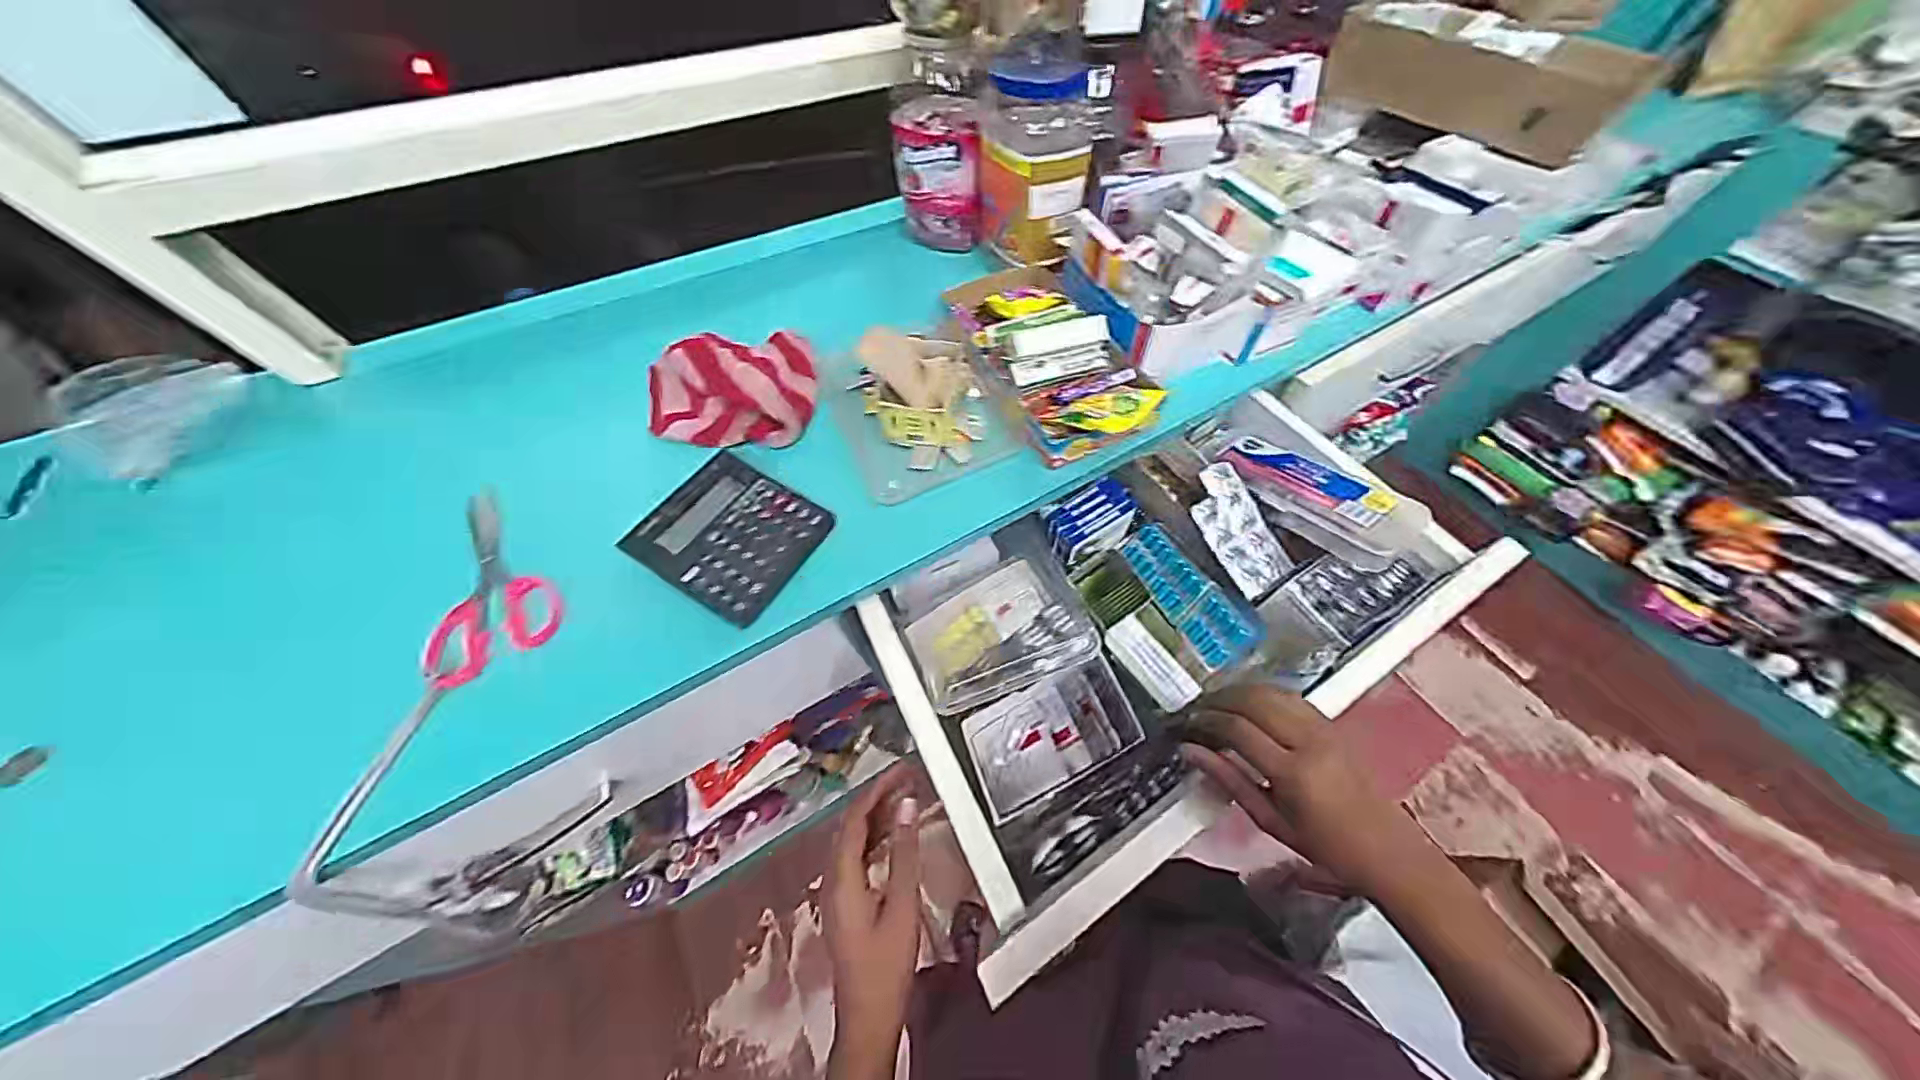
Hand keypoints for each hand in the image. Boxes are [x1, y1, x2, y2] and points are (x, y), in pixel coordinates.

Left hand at [824, 767, 921, 1079]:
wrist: (869, 1014)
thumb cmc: (885, 965)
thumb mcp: (902, 904)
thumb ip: (904, 853)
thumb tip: (906, 808)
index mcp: (841, 876)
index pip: (855, 818)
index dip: (876, 790)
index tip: (900, 771)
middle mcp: (833, 879)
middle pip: (851, 826)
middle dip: (877, 798)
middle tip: (905, 779)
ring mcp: (838, 891)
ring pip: (854, 841)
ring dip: (878, 817)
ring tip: (905, 798)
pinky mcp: (847, 902)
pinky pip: (858, 856)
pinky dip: (877, 838)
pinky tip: (896, 836)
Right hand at [1182, 683, 1441, 898]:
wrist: (1388, 851)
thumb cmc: (1325, 846)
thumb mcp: (1269, 820)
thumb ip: (1227, 779)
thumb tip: (1190, 751)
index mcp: (1294, 773)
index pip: (1237, 729)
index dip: (1205, 721)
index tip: (1186, 725)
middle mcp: (1310, 742)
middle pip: (1253, 700)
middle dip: (1217, 699)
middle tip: (1195, 709)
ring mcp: (1325, 729)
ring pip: (1271, 691)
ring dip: (1237, 691)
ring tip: (1214, 704)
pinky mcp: (1333, 725)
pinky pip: (1289, 697)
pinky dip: (1261, 693)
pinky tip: (1246, 703)